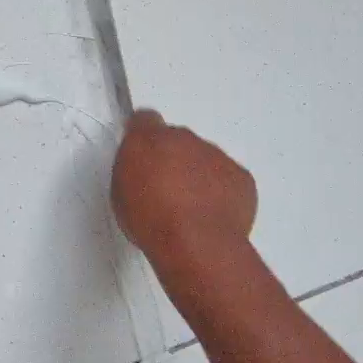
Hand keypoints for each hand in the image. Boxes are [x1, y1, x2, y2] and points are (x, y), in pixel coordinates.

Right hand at [111, 109, 257, 285]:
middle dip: (172, 157)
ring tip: (190, 207)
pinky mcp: (242, 177)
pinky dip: (221, 190)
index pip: (144, 119)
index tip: (141, 154)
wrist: (195, 243)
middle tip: (164, 188)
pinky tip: (211, 214)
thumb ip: (132, 168)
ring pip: (205, 158)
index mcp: (147, 138)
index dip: (142, 134)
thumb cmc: (148, 219)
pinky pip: (228, 178)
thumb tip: (142, 168)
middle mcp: (184, 138)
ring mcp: (217, 156)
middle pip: (178, 139)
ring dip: (197, 174)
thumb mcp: (120, 192)